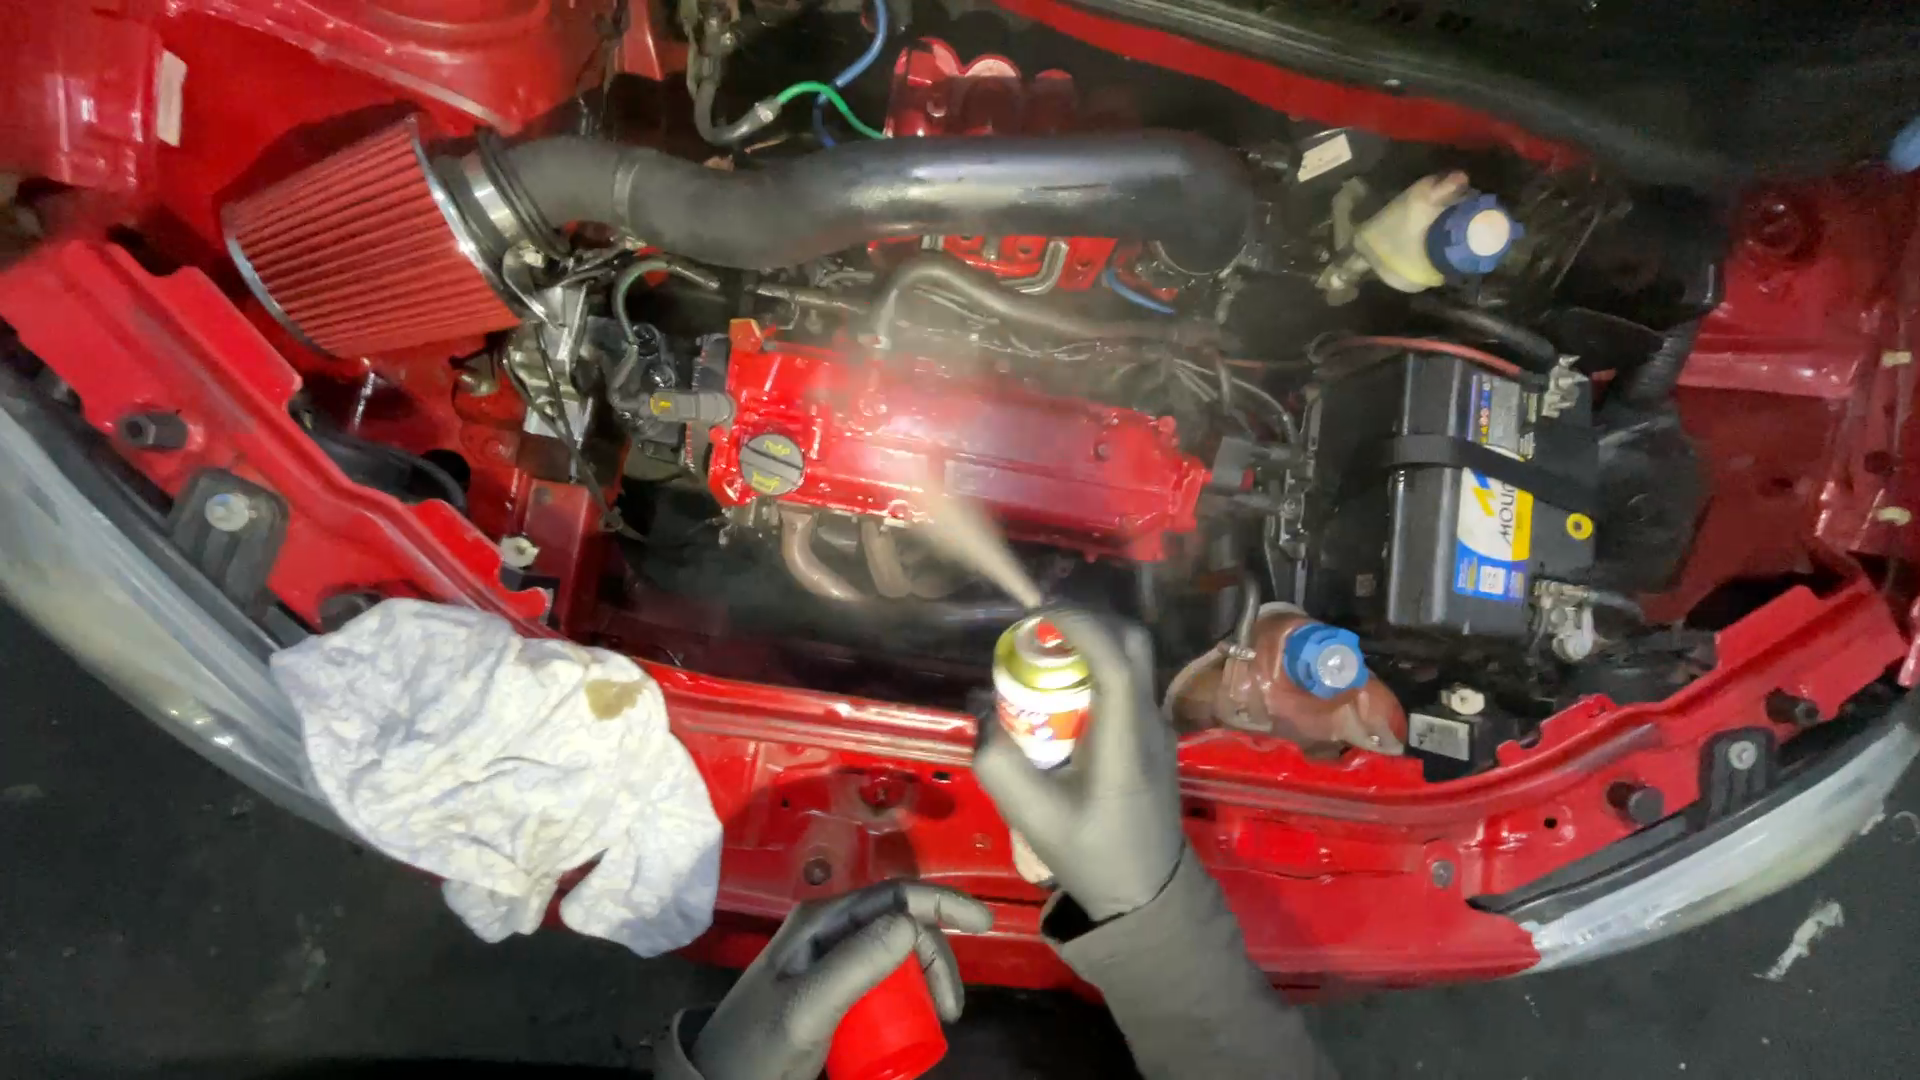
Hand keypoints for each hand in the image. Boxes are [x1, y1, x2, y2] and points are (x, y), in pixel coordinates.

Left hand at [690, 881, 992, 1079]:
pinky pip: (883, 984)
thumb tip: (913, 922)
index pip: (895, 896)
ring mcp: (832, 961)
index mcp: (824, 920)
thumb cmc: (758, 1050)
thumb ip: (856, 964)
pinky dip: (907, 998)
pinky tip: (913, 1025)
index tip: (985, 924)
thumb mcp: (807, 1010)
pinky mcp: (835, 992)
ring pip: (896, 955)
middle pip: (901, 926)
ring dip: (925, 979)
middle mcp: (831, 931)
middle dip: (936, 957)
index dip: (942, 902)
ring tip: (937, 1022)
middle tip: (951, 1012)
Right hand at [973, 608, 1185, 922]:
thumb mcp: (1033, 817)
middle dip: (1085, 622)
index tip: (1035, 616)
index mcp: (1128, 738)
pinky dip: (1094, 667)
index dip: (1079, 625)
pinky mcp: (1151, 736)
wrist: (1148, 897)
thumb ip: (998, 763)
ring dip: (1090, 643)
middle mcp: (1150, 721)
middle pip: (1132, 643)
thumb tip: (982, 711)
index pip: (1115, 660)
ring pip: (1130, 659)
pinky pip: (1125, 682)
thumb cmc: (1094, 856)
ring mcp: (1156, 727)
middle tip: (1037, 630)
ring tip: (1043, 655)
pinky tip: (1061, 692)